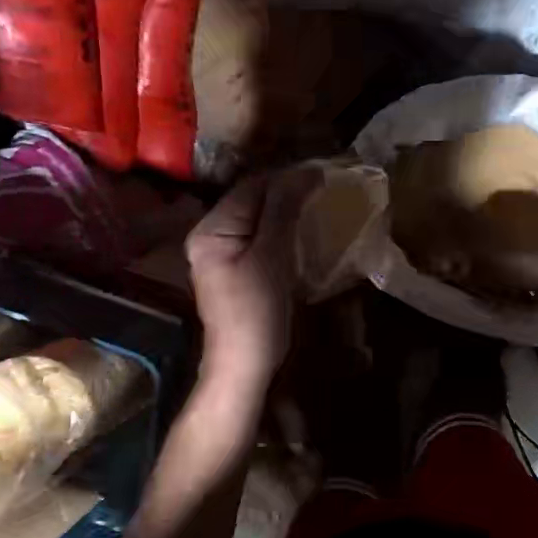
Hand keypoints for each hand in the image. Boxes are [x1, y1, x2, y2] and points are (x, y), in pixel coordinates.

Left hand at [185, 169, 317, 387]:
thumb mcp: (271, 257)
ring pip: (260, 218)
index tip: (324, 171)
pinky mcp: (238, 269)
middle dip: (288, 190)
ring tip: (321, 201)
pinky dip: (284, 228)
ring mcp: (222, 253)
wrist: (244, 366)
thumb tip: (306, 171)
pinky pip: (261, 237)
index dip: (287, 177)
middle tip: (327, 184)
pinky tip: (305, 228)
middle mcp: (210, 235)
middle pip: (253, 200)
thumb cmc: (256, 313)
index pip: (251, 187)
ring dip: (289, 208)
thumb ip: (284, 211)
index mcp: (211, 229)